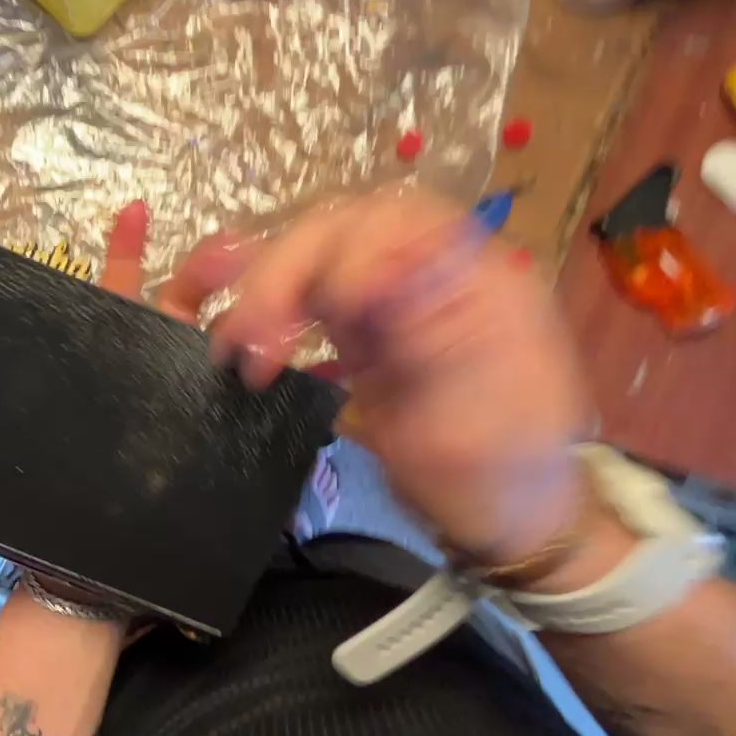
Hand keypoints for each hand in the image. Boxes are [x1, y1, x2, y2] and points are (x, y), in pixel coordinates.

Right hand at [149, 187, 595, 568]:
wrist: (497, 512)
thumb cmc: (499, 478)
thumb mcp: (478, 423)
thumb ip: (435, 343)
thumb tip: (375, 279)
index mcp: (478, 284)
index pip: (400, 223)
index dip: (345, 252)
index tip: (321, 312)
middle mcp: (429, 277)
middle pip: (338, 232)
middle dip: (283, 273)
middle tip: (251, 337)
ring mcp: (388, 301)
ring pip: (307, 260)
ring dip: (261, 294)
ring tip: (236, 348)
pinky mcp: (356, 328)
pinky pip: (297, 298)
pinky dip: (260, 313)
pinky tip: (242, 346)